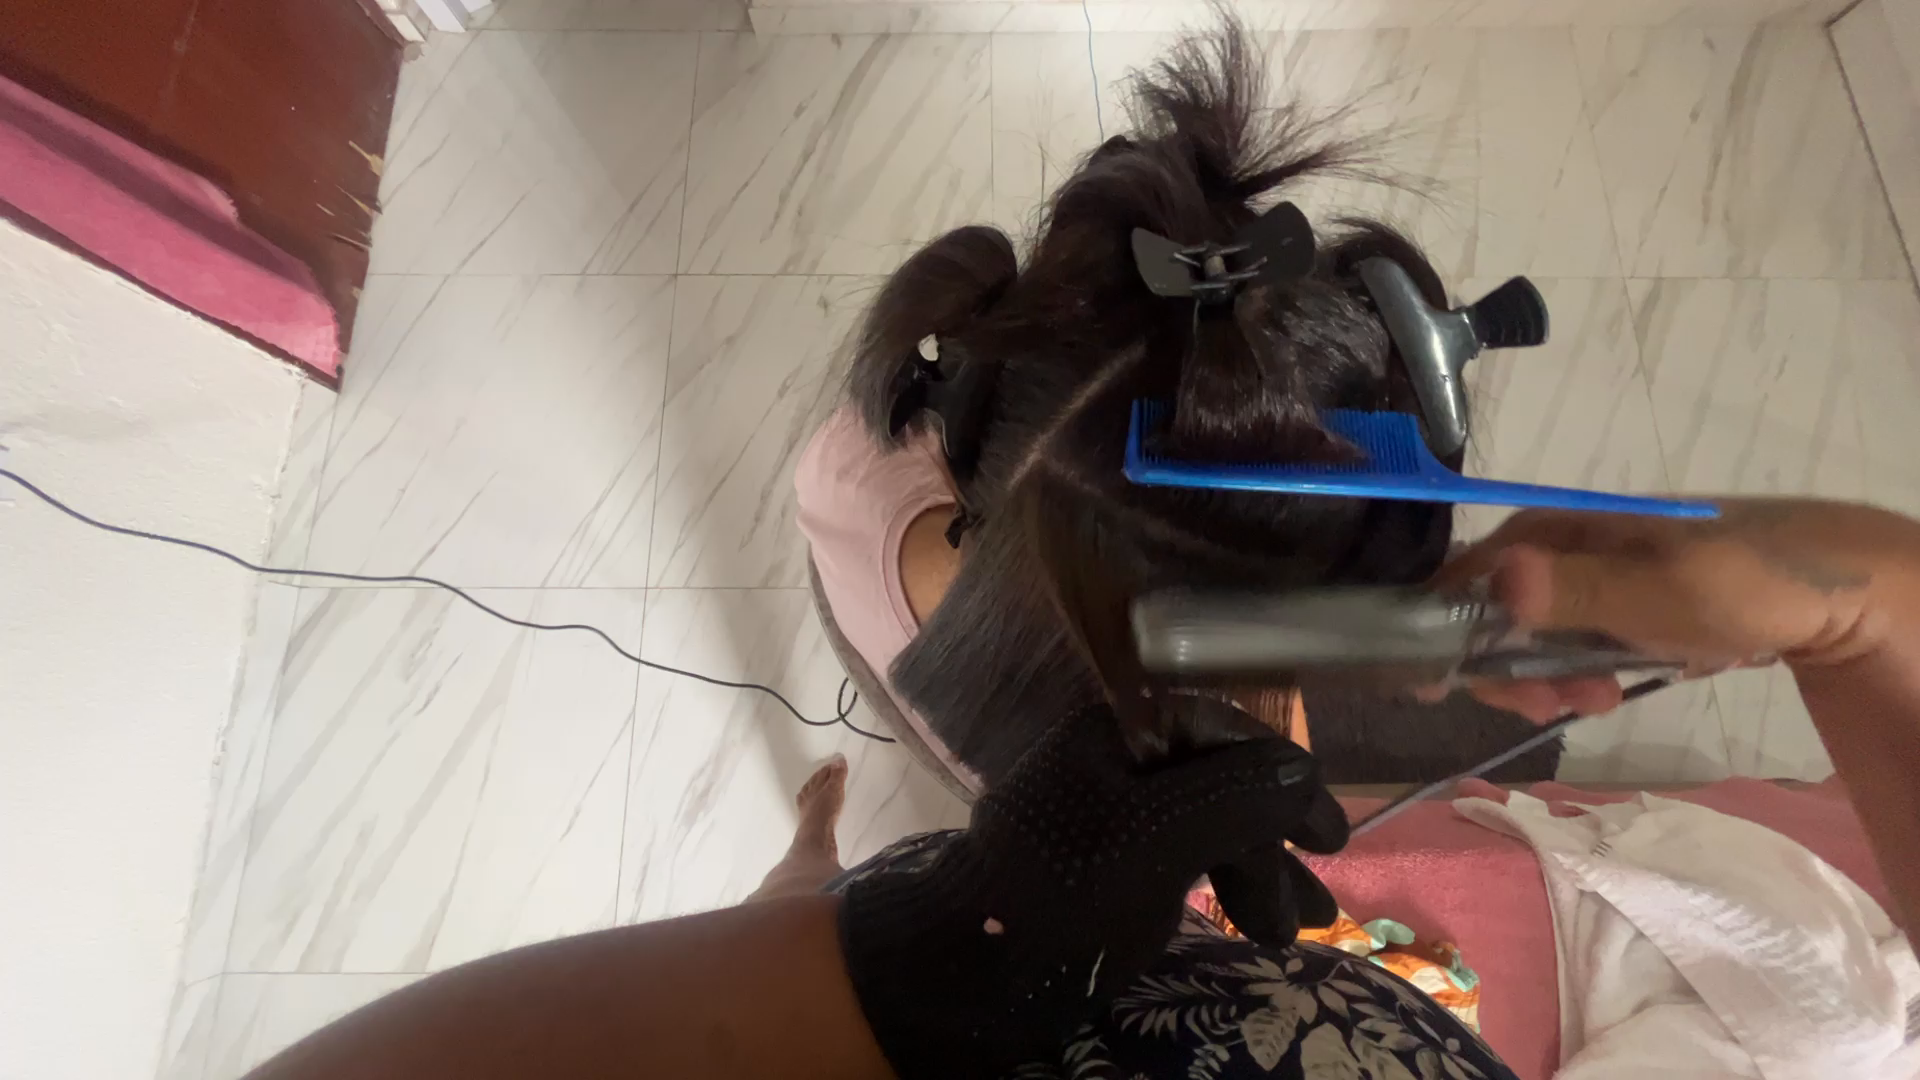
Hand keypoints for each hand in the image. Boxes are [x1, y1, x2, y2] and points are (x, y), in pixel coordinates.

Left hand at [837, 700, 1344, 1079]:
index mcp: (1113, 730)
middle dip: (1267, 840)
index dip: (1279, 774)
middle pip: (1210, 781)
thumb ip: (1232, 795)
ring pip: (1194, 825)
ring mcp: (1104, 810)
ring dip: (1248, 873)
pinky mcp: (1101, 859)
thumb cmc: (1063, 888)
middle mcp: (1110, 758)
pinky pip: (1170, 857)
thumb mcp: (1157, 837)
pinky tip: (1242, 921)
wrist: (968, 966)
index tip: (1328, 831)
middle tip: (1318, 902)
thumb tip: (1301, 764)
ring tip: (1289, 931)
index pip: (1215, 729)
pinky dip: (1209, 885)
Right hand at [1433, 498, 1919, 720]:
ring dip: (1543, 677)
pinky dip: (1574, 673)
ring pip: (1527, 632)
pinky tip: (1605, 691)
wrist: (1858, 592)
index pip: (1460, 576)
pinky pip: (1566, 641)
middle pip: (1488, 610)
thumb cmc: (1752, 582)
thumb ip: (1577, 588)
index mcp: (1544, 530)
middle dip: (1504, 666)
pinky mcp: (1613, 602)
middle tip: (1543, 706)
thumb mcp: (1665, 587)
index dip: (1442, 630)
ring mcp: (1583, 575)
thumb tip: (1498, 581)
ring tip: (1590, 703)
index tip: (1444, 687)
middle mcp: (1550, 549)